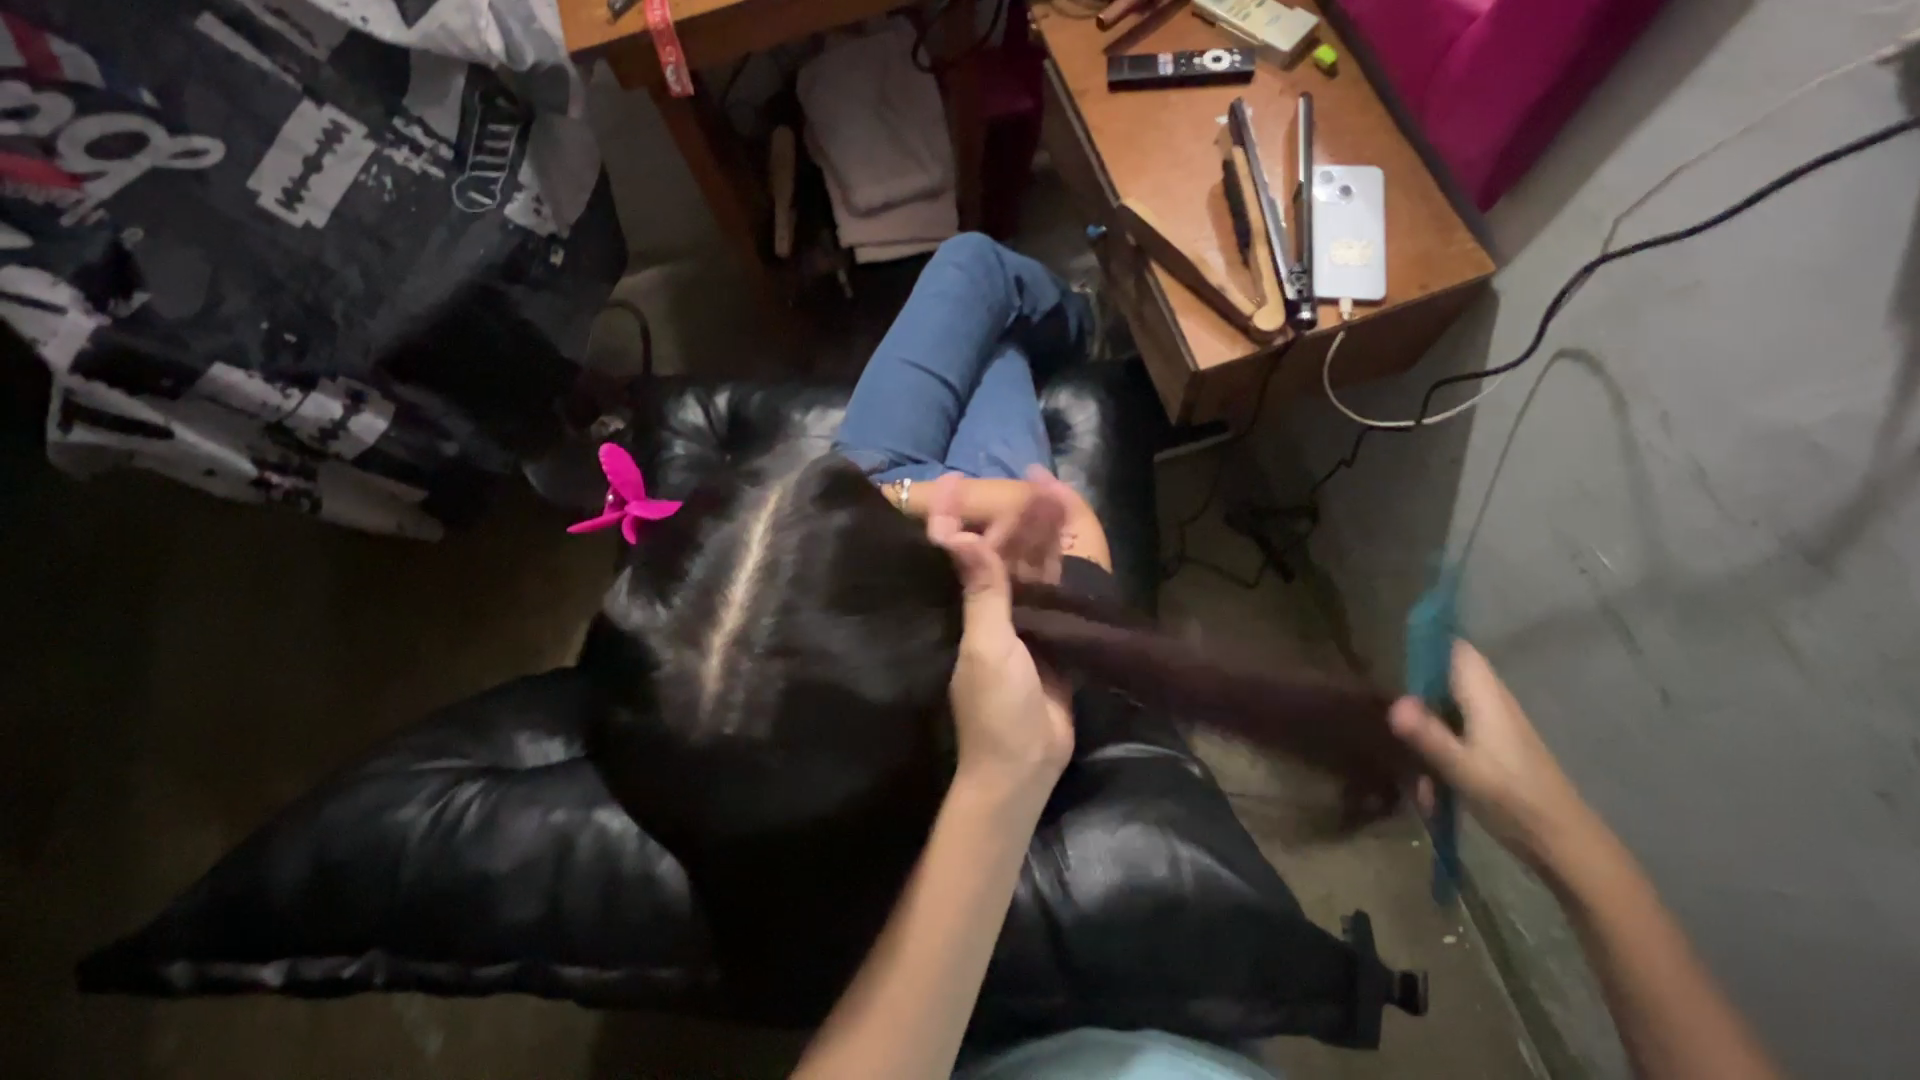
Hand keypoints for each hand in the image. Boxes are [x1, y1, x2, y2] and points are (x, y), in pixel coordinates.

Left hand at [927, 483, 1073, 796]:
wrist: (1025, 765)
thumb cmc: (995, 708)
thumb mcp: (987, 646)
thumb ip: (981, 590)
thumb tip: (959, 535)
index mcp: (965, 610)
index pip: (959, 552)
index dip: (955, 515)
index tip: (957, 479)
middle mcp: (989, 611)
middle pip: (1004, 554)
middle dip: (1017, 517)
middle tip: (1039, 480)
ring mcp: (1020, 626)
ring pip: (1031, 570)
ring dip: (1042, 536)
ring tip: (1060, 497)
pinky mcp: (1049, 642)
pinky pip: (1053, 597)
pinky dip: (1060, 571)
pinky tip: (1070, 543)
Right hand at [1388, 641, 1594, 866]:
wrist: (1564, 842)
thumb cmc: (1514, 800)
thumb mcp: (1463, 770)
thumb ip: (1428, 736)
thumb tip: (1393, 703)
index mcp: (1487, 698)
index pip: (1456, 649)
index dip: (1426, 643)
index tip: (1390, 651)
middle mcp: (1492, 703)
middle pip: (1447, 677)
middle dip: (1415, 690)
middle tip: (1384, 708)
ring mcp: (1496, 726)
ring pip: (1448, 708)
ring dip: (1425, 728)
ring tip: (1406, 757)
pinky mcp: (1495, 748)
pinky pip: (1457, 733)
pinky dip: (1438, 750)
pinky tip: (1429, 786)